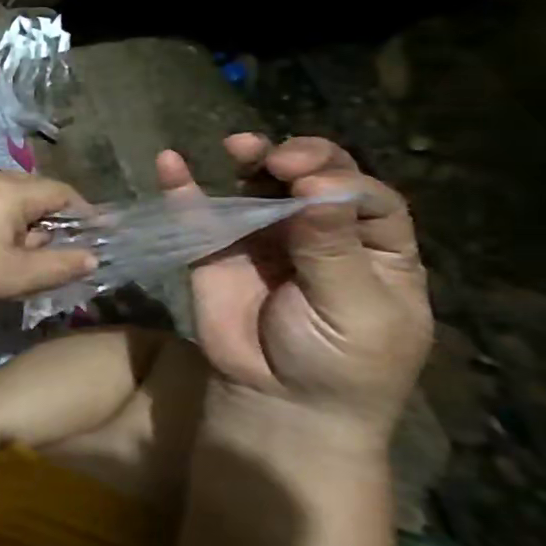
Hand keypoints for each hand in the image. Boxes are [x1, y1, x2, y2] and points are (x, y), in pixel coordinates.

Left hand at [0, 169, 96, 304]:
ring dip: (22, 219)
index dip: (85, 215)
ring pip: (10, 195)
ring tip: (15, 253)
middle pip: (36, 191)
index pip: (64, 193)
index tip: (96, 237)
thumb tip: (91, 256)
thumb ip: (62, 265)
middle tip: (49, 251)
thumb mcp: (20, 275)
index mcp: (12, 190)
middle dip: (50, 218)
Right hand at [158, 135, 432, 438]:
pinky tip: (171, 162)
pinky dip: (183, 188)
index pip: (364, 197)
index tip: (307, 180)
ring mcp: (262, 241)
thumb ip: (332, 250)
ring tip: (238, 145)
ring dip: (250, 161)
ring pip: (258, 188)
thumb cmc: (340, 361)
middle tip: (276, 160)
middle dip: (298, 160)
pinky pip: (197, 215)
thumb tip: (314, 190)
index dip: (339, 180)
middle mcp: (319, 234)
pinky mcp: (211, 252)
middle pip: (312, 181)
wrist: (278, 399)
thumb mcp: (356, 310)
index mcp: (374, 249)